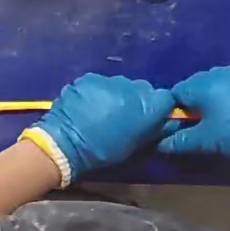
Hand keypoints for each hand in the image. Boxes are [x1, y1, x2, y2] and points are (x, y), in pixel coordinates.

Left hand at [27, 73, 176, 184]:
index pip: (164, 98)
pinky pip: (98, 83)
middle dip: (135, 100)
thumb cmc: (103, 153)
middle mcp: (132, 86)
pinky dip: (96, 92)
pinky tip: (87, 105)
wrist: (65, 144)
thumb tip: (164, 122)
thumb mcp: (136, 145)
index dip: (156, 107)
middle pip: (141, 89)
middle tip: (122, 116)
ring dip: (115, 95)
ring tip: (101, 111)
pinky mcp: (88, 78)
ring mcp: (108, 80)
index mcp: (148, 105)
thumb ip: (153, 130)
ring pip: (119, 84)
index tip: (147, 118)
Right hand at [158, 64, 229, 189]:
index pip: (177, 93)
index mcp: (204, 85)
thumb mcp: (206, 144)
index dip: (177, 110)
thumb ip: (178, 141)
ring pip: (225, 81)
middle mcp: (223, 71)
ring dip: (222, 95)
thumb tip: (158, 143)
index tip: (182, 125)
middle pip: (201, 84)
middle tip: (206, 123)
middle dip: (200, 101)